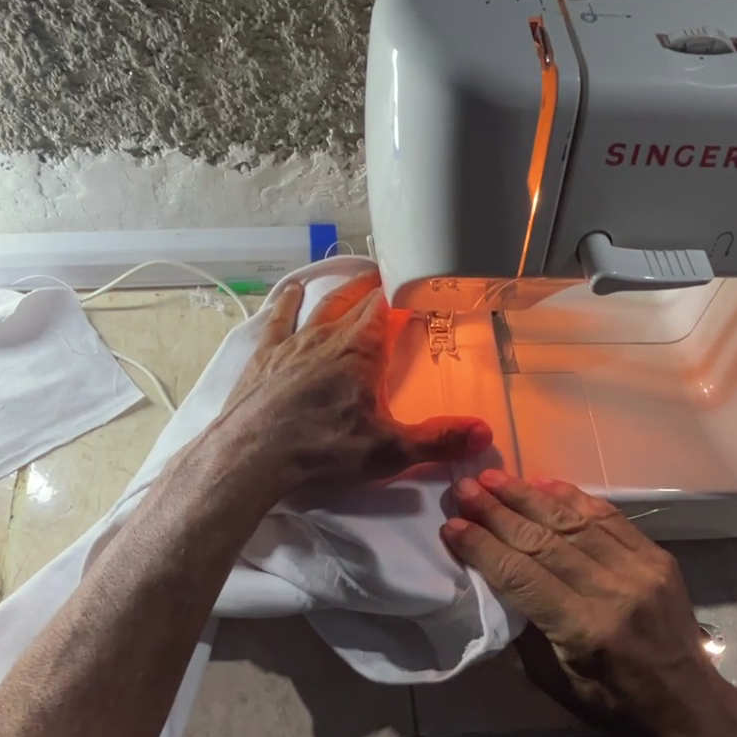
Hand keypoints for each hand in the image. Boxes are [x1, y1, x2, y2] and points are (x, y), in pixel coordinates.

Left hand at [210, 273, 491, 495]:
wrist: (253, 455)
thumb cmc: (323, 449)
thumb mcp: (389, 451)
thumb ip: (438, 440)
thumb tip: (483, 432)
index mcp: (362, 350)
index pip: (387, 306)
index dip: (402, 295)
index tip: (415, 291)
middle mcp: (327, 335)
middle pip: (354, 299)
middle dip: (374, 289)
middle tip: (387, 280)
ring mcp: (292, 342)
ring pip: (319, 305)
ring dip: (337, 291)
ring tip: (351, 281)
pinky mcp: (263, 355)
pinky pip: (278, 319)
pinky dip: (287, 303)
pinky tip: (291, 292)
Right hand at [441, 469, 719, 735]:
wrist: (687, 703)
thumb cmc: (611, 702)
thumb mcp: (554, 680)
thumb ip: (525, 629)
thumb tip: (495, 583)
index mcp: (584, 629)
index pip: (521, 575)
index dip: (483, 547)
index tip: (452, 525)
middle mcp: (612, 591)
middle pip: (543, 541)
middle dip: (498, 512)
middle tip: (465, 489)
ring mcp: (638, 569)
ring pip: (573, 521)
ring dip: (528, 496)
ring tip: (494, 479)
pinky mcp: (656, 556)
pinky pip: (608, 516)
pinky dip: (572, 497)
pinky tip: (543, 483)